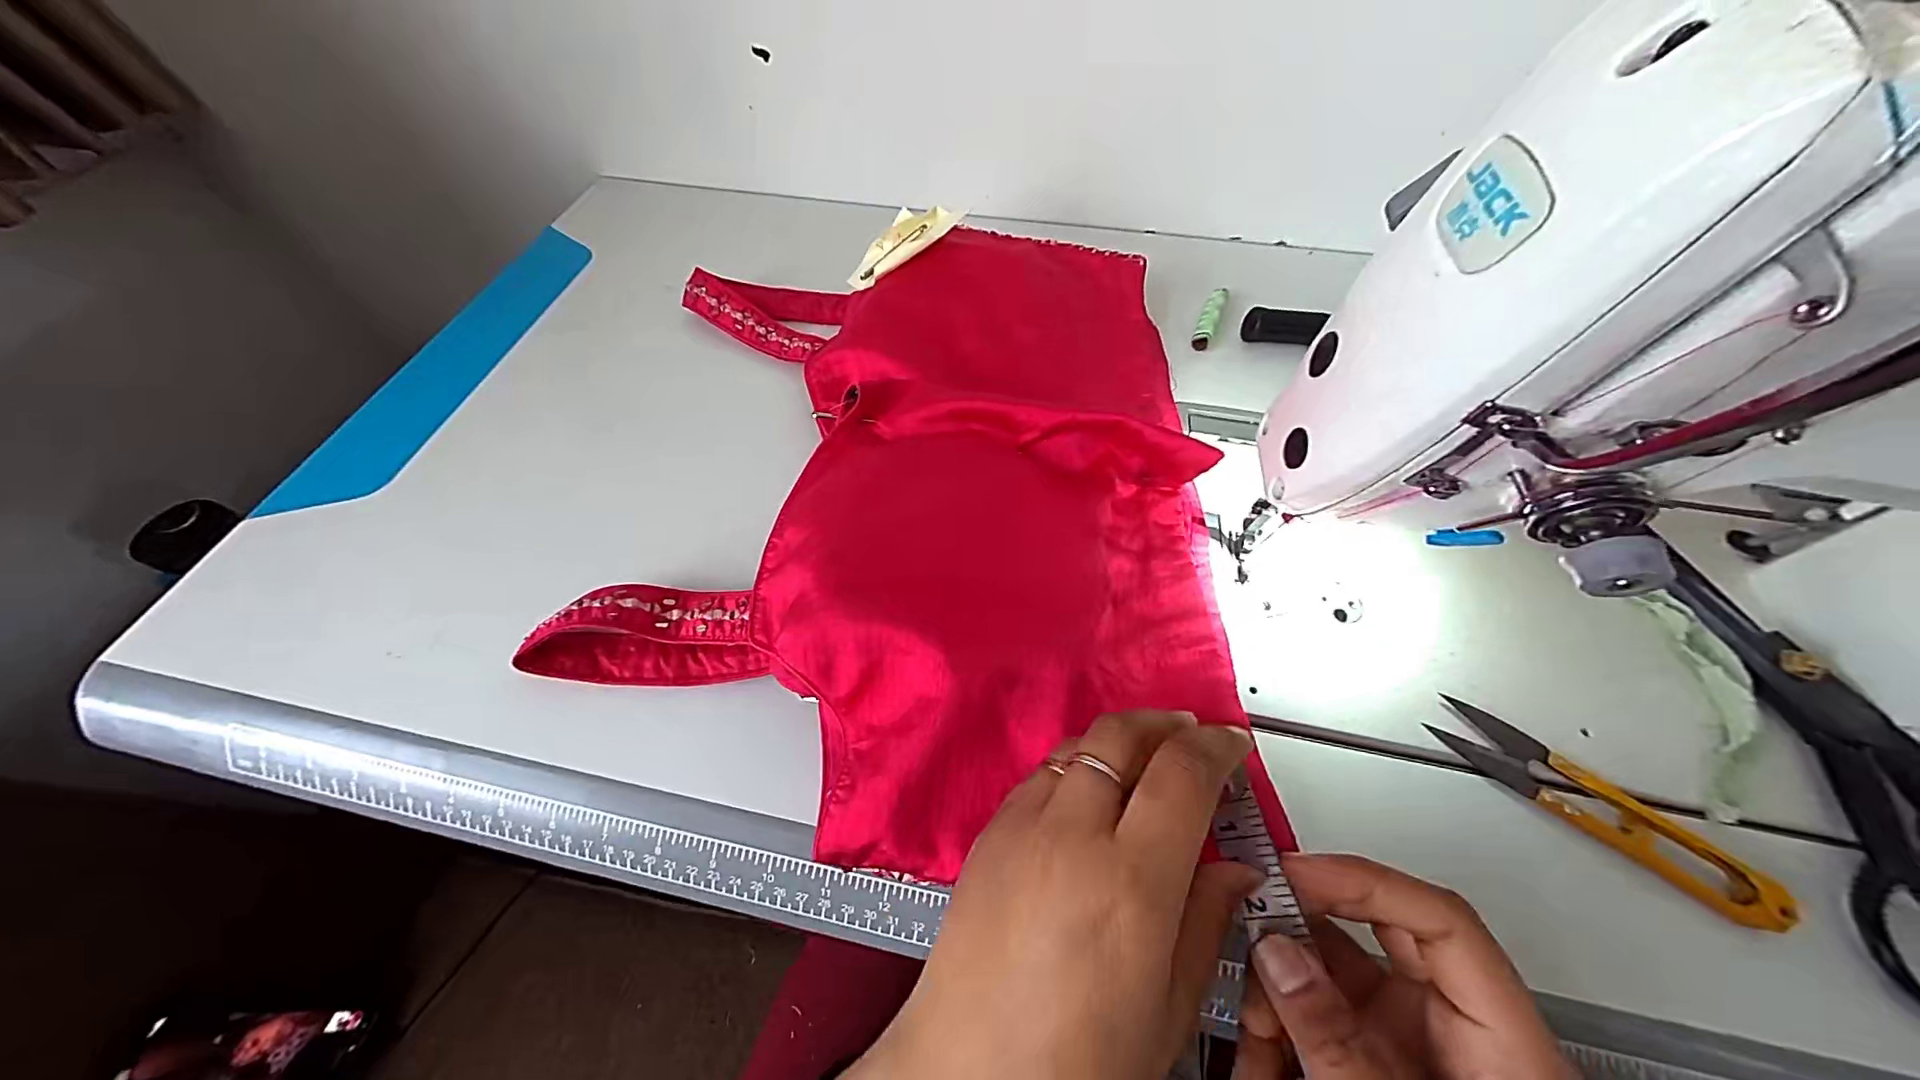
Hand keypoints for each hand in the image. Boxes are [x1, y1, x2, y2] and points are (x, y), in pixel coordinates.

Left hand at [847, 709, 1262, 1079]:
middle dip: (1164, 722)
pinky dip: (1074, 768)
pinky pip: (1040, 776)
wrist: (971, 1069)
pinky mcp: (990, 832)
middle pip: (1121, 735)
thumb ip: (1206, 921)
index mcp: (1131, 881)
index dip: (1216, 745)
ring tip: (1143, 760)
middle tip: (1190, 734)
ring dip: (1118, 740)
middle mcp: (1072, 837)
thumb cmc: (1071, 1058)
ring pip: (1078, 746)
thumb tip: (1234, 873)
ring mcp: (1023, 828)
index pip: (1183, 772)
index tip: (1231, 744)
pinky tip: (1087, 796)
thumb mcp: (1168, 1004)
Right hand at [1235, 854, 1576, 1079]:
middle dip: (1295, 936)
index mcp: (1497, 1040)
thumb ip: (1337, 1040)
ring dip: (1274, 994)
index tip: (1291, 874)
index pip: (1437, 921)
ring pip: (1324, 977)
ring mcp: (1407, 1042)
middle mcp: (1449, 1026)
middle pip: (1365, 939)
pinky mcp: (1371, 1059)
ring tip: (1248, 1037)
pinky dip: (1277, 1031)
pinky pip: (1313, 1017)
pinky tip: (1255, 1060)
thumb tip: (1277, 952)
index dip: (1362, 881)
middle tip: (1243, 934)